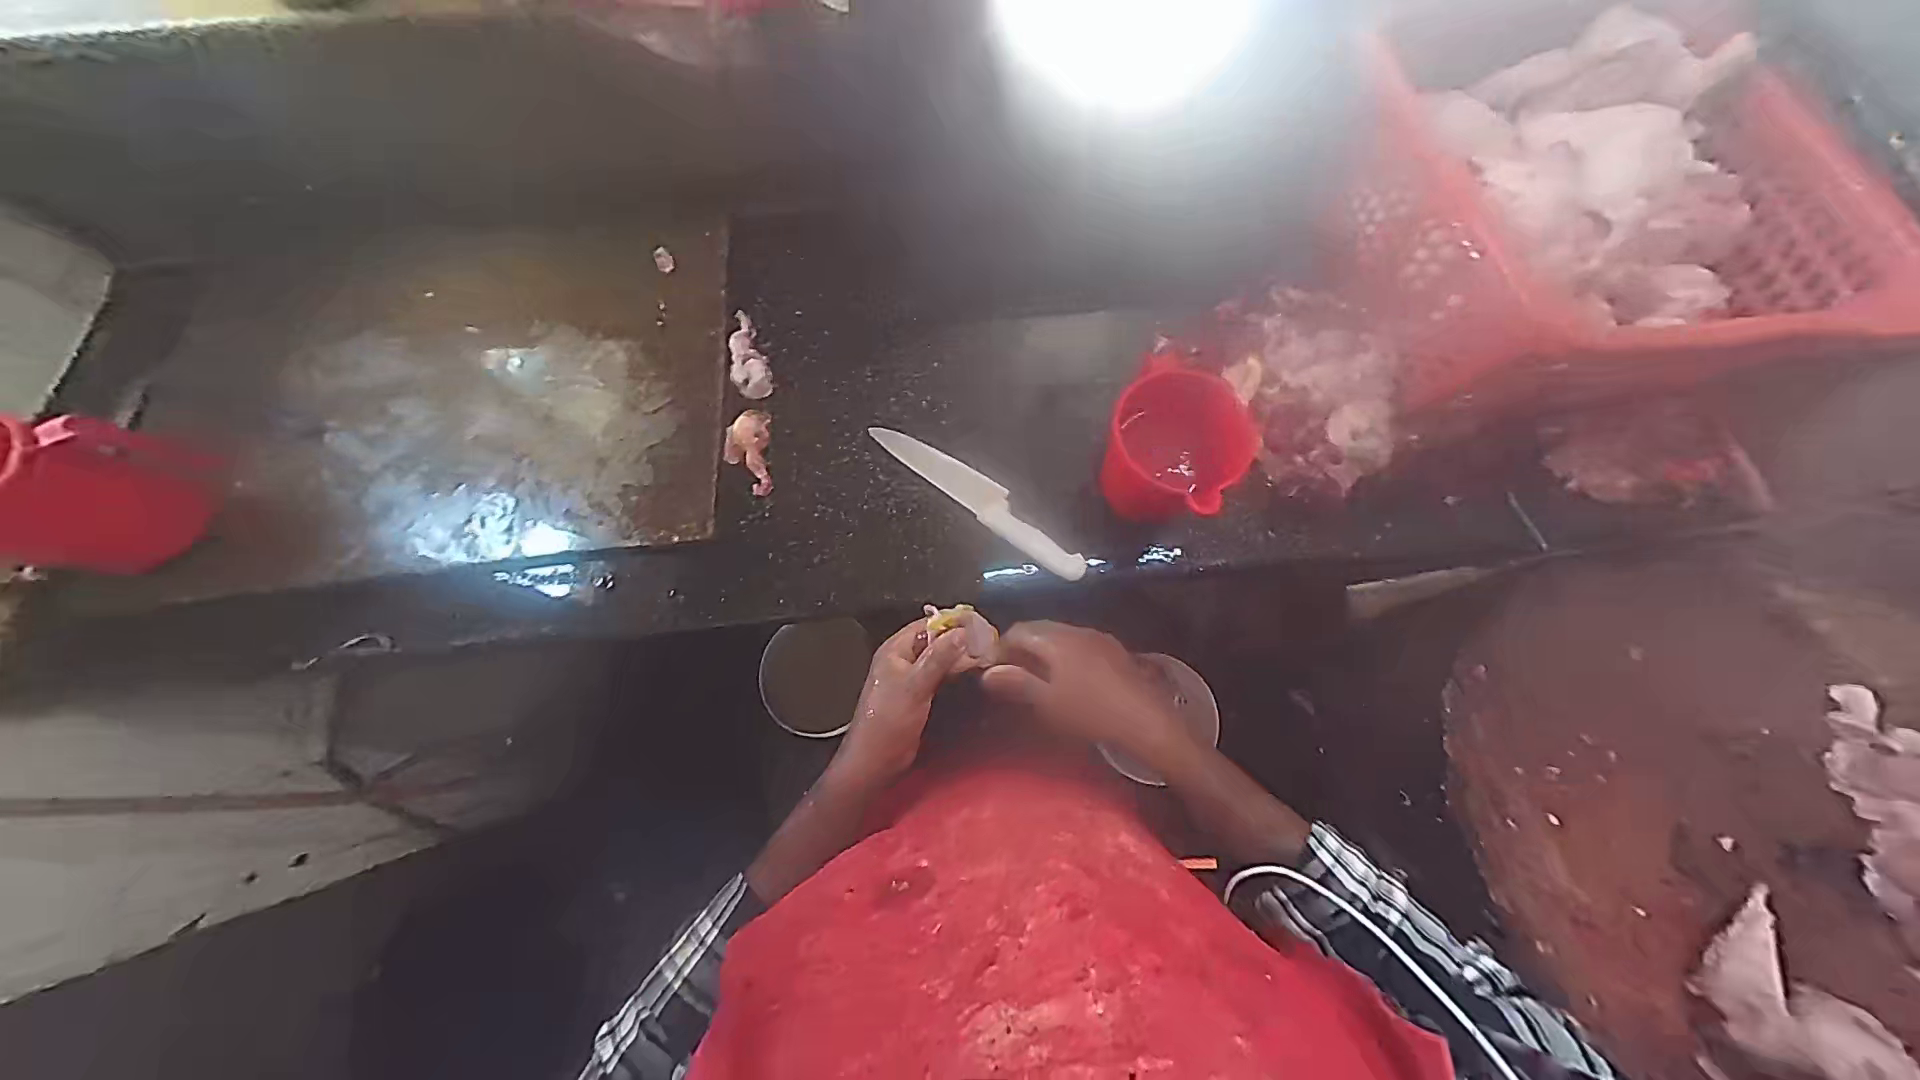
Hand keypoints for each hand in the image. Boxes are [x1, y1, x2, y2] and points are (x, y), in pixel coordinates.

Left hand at [836, 617, 971, 779]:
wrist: (875, 762)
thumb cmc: (888, 721)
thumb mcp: (915, 685)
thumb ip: (939, 658)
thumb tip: (963, 632)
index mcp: (895, 650)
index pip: (926, 623)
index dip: (952, 621)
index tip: (979, 623)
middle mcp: (902, 659)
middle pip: (935, 640)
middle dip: (959, 639)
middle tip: (988, 641)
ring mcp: (911, 678)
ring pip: (939, 658)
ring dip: (959, 656)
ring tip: (986, 655)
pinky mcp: (920, 695)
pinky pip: (940, 676)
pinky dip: (956, 672)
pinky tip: (974, 674)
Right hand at [981, 621, 1193, 769]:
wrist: (1148, 722)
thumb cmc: (1091, 713)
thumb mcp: (1048, 703)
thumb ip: (1017, 683)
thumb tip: (988, 672)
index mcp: (1056, 640)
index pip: (1018, 630)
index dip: (1001, 647)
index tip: (993, 668)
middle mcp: (1077, 631)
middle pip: (1040, 629)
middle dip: (1022, 646)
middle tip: (1012, 672)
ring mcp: (1099, 638)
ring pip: (1061, 636)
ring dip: (1044, 650)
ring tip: (1037, 676)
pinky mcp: (1115, 651)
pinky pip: (1079, 644)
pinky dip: (1065, 655)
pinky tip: (1068, 678)